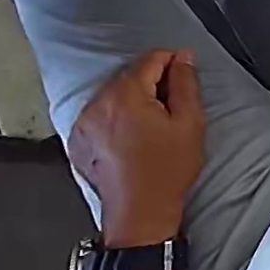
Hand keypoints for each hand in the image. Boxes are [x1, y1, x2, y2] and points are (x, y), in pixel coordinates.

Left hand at [67, 49, 203, 247]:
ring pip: (115, 95)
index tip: (187, 72)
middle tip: (175, 104)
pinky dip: (119, 116)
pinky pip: (102, 114)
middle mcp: (97, 104)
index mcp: (125, 96)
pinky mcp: (79, 140)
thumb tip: (183, 58)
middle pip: (130, 76)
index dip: (173, 61)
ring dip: (136, 99)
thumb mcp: (190, 122)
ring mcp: (84, 123)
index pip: (150, 60)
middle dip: (154, 82)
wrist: (140, 211)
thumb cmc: (169, 168)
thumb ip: (186, 83)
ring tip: (156, 123)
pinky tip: (136, 136)